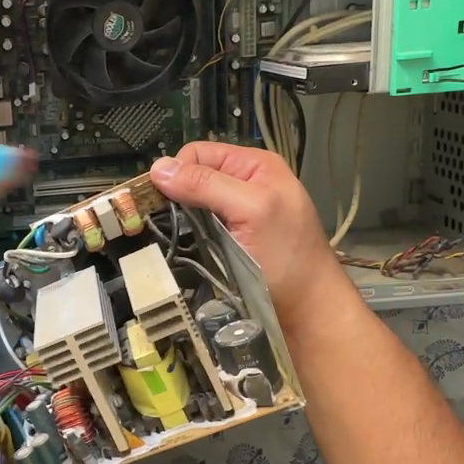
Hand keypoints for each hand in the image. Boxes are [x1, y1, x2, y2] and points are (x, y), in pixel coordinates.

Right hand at [150, 142, 343, 316]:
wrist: (306, 309)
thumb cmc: (287, 257)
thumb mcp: (251, 209)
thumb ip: (206, 184)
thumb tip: (157, 168)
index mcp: (253, 166)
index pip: (198, 154)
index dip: (178, 172)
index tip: (163, 201)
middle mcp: (241, 185)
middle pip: (191, 178)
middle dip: (176, 197)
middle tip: (165, 222)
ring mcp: (233, 216)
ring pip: (190, 205)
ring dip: (179, 220)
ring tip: (172, 237)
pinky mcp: (225, 242)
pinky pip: (195, 229)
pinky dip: (186, 236)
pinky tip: (183, 247)